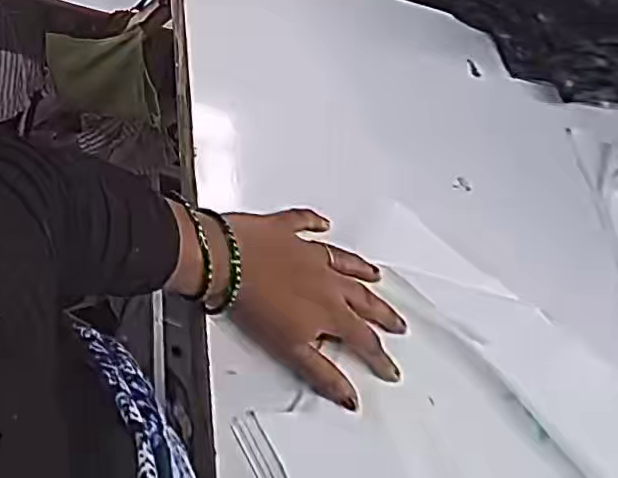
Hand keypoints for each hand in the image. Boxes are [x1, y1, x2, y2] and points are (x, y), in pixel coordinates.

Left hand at [224, 209, 404, 410]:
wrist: (222, 260)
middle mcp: (322, 276)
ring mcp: (302, 248)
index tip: (388, 367)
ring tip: (373, 274)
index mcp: (328, 309)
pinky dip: (314, 223)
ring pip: (340, 259)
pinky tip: (322, 224)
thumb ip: (321, 372)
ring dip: (359, 268)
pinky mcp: (281, 227)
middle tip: (395, 322)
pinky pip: (303, 222)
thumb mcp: (288, 349)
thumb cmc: (250, 302)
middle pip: (360, 297)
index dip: (378, 357)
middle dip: (380, 312)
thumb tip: (347, 395)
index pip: (363, 338)